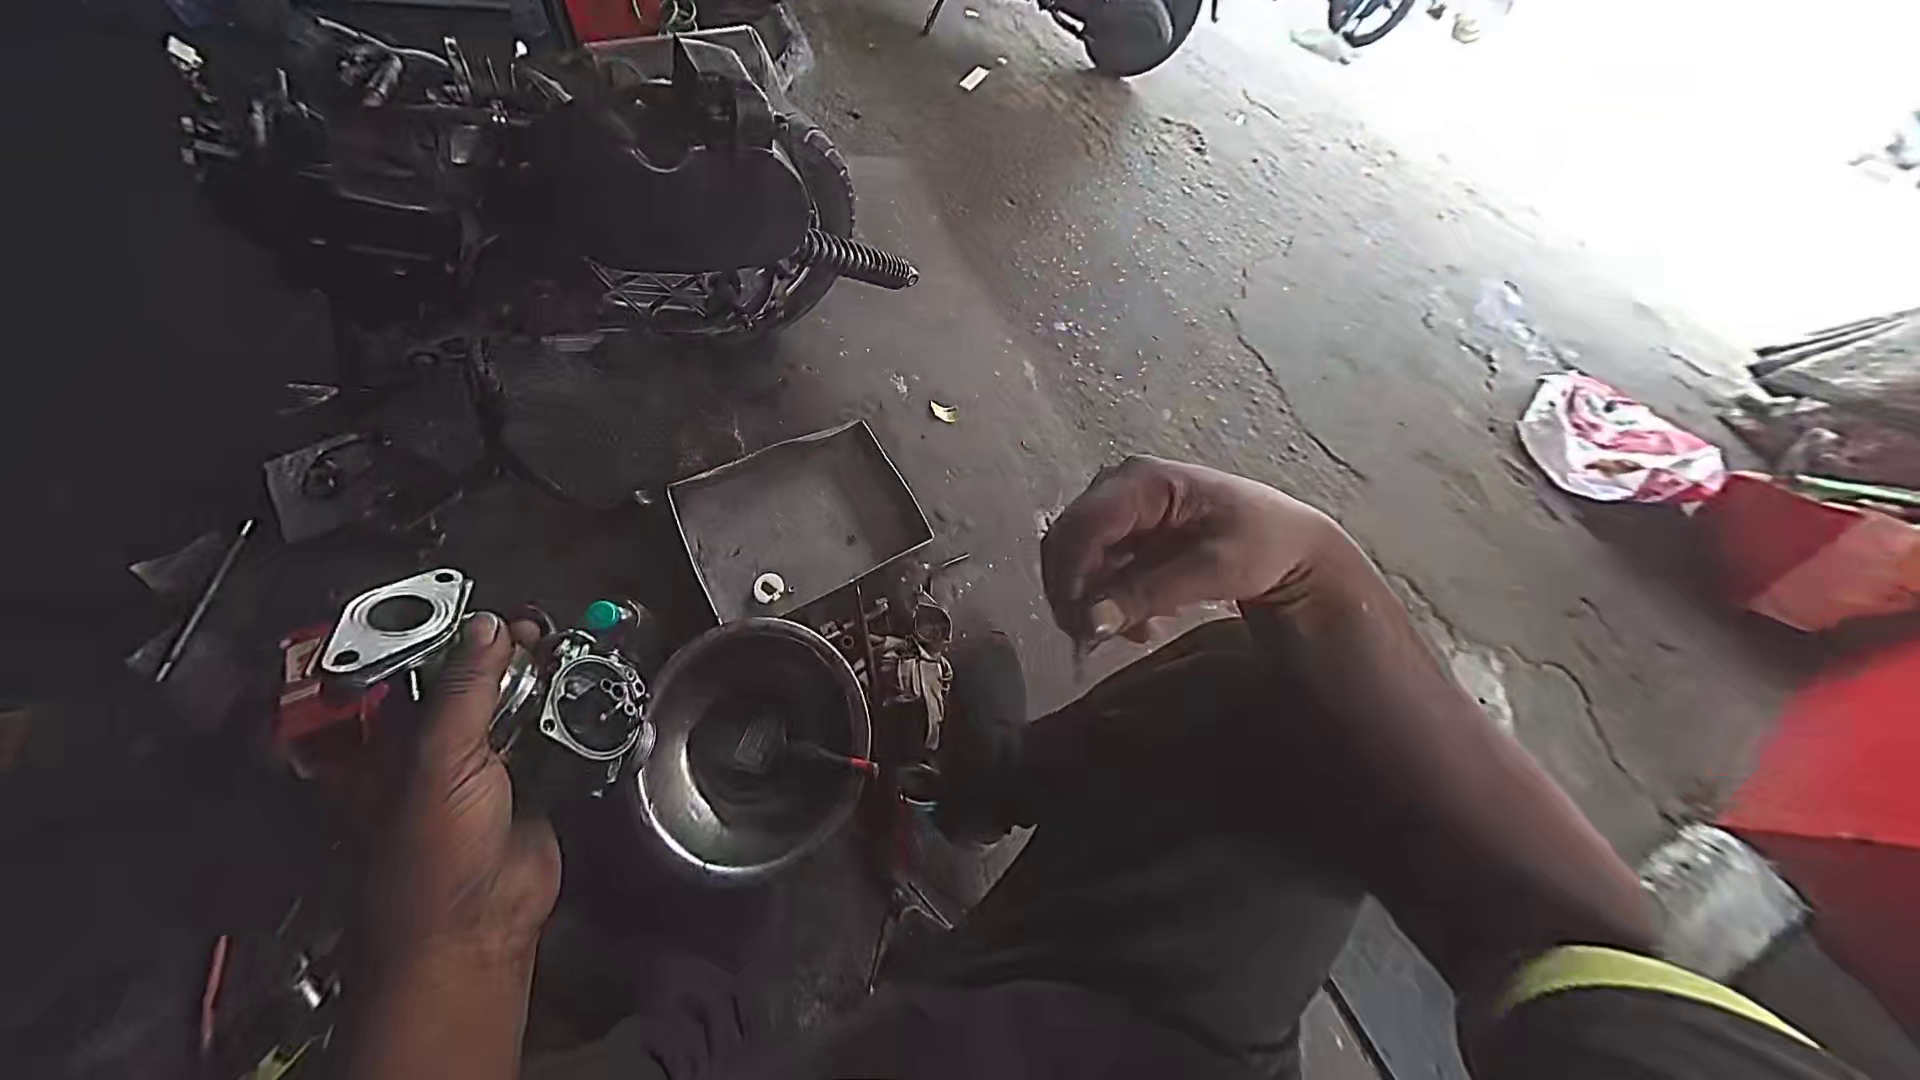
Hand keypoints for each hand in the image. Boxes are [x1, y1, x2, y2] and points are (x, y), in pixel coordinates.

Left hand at [366, 612, 560, 966]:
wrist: (479, 920)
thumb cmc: (430, 856)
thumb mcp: (439, 761)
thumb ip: (465, 691)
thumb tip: (486, 630)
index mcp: (401, 742)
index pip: (430, 671)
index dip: (463, 639)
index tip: (497, 617)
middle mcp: (447, 749)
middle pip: (485, 685)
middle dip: (515, 658)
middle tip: (543, 636)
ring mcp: (494, 765)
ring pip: (525, 707)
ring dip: (550, 685)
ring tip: (572, 660)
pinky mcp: (538, 780)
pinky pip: (557, 736)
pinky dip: (574, 716)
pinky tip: (589, 699)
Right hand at [1041, 456, 1347, 640]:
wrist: (1288, 545)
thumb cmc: (1261, 544)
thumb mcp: (1213, 569)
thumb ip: (1148, 592)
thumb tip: (1089, 621)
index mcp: (1140, 480)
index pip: (1081, 526)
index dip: (1069, 575)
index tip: (1078, 623)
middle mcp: (1119, 487)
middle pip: (1068, 541)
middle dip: (1075, 592)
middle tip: (1093, 638)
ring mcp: (1118, 510)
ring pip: (1076, 559)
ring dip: (1092, 601)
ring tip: (1134, 631)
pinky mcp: (1122, 535)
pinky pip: (1094, 569)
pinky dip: (1106, 600)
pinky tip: (1139, 622)